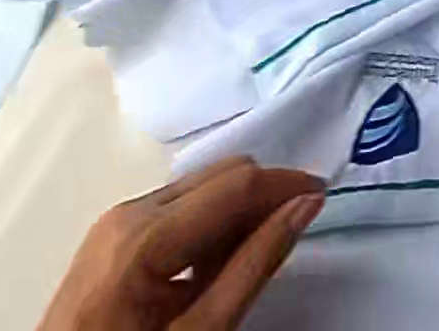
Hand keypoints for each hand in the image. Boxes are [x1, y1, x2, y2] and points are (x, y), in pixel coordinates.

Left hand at [37, 157, 324, 330]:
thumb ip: (255, 265)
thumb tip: (305, 205)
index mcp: (144, 236)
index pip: (233, 185)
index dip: (284, 183)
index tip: (323, 193)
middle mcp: (129, 209)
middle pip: (219, 173)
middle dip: (261, 194)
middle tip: (286, 235)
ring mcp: (117, 215)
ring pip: (202, 183)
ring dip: (236, 208)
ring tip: (245, 259)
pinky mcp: (114, 227)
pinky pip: (179, 202)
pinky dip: (209, 220)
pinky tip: (212, 263)